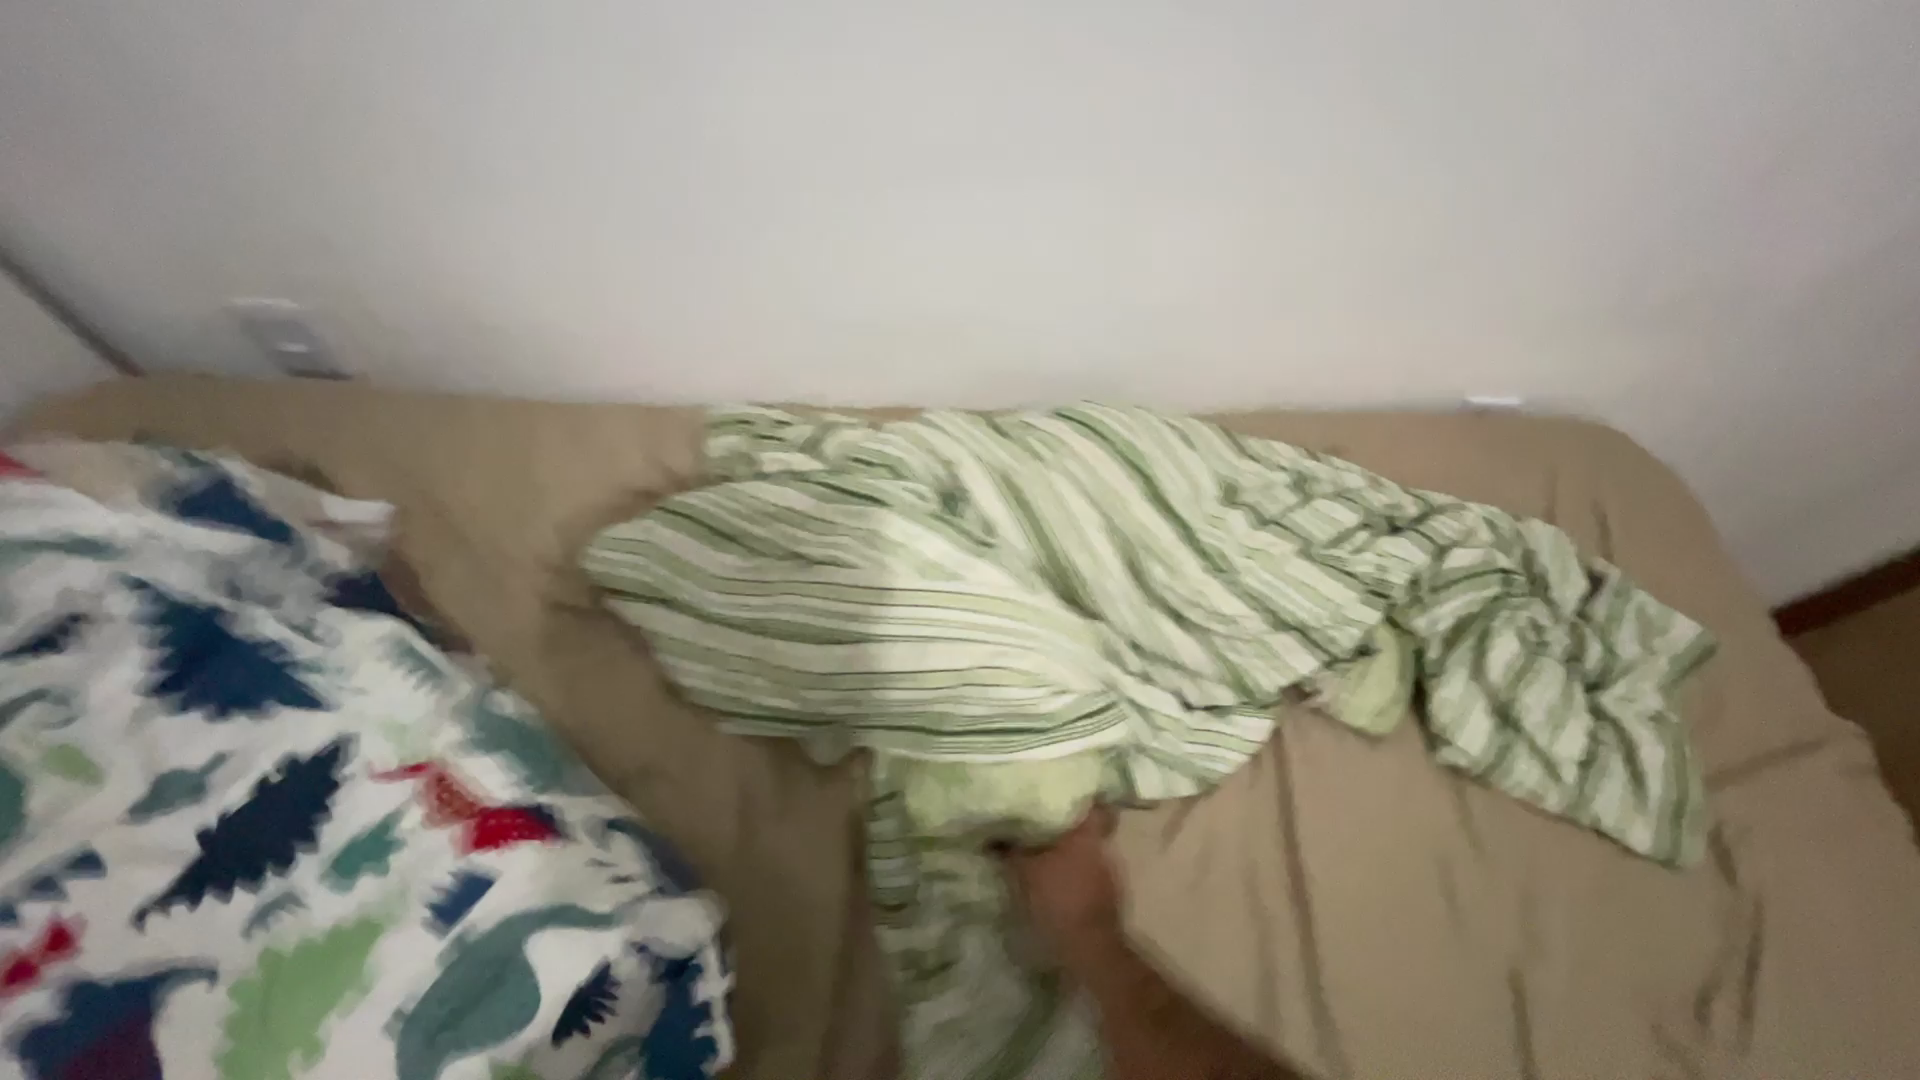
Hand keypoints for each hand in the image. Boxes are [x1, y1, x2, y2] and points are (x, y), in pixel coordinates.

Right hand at [1001, 804, 1122, 953]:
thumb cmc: (1057, 901)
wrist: (1090, 950)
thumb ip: (1009, 851)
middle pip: (1088, 827)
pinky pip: (1092, 873)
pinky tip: (1059, 881)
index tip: (1060, 794)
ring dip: (1071, 852)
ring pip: (1089, 852)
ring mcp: (1110, 874)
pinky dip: (1077, 874)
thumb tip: (993, 833)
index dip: (1079, 797)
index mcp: (1086, 835)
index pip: (1092, 805)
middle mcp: (1103, 848)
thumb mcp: (1024, 874)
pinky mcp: (1111, 897)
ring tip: (1047, 853)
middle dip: (1067, 826)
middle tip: (1043, 823)